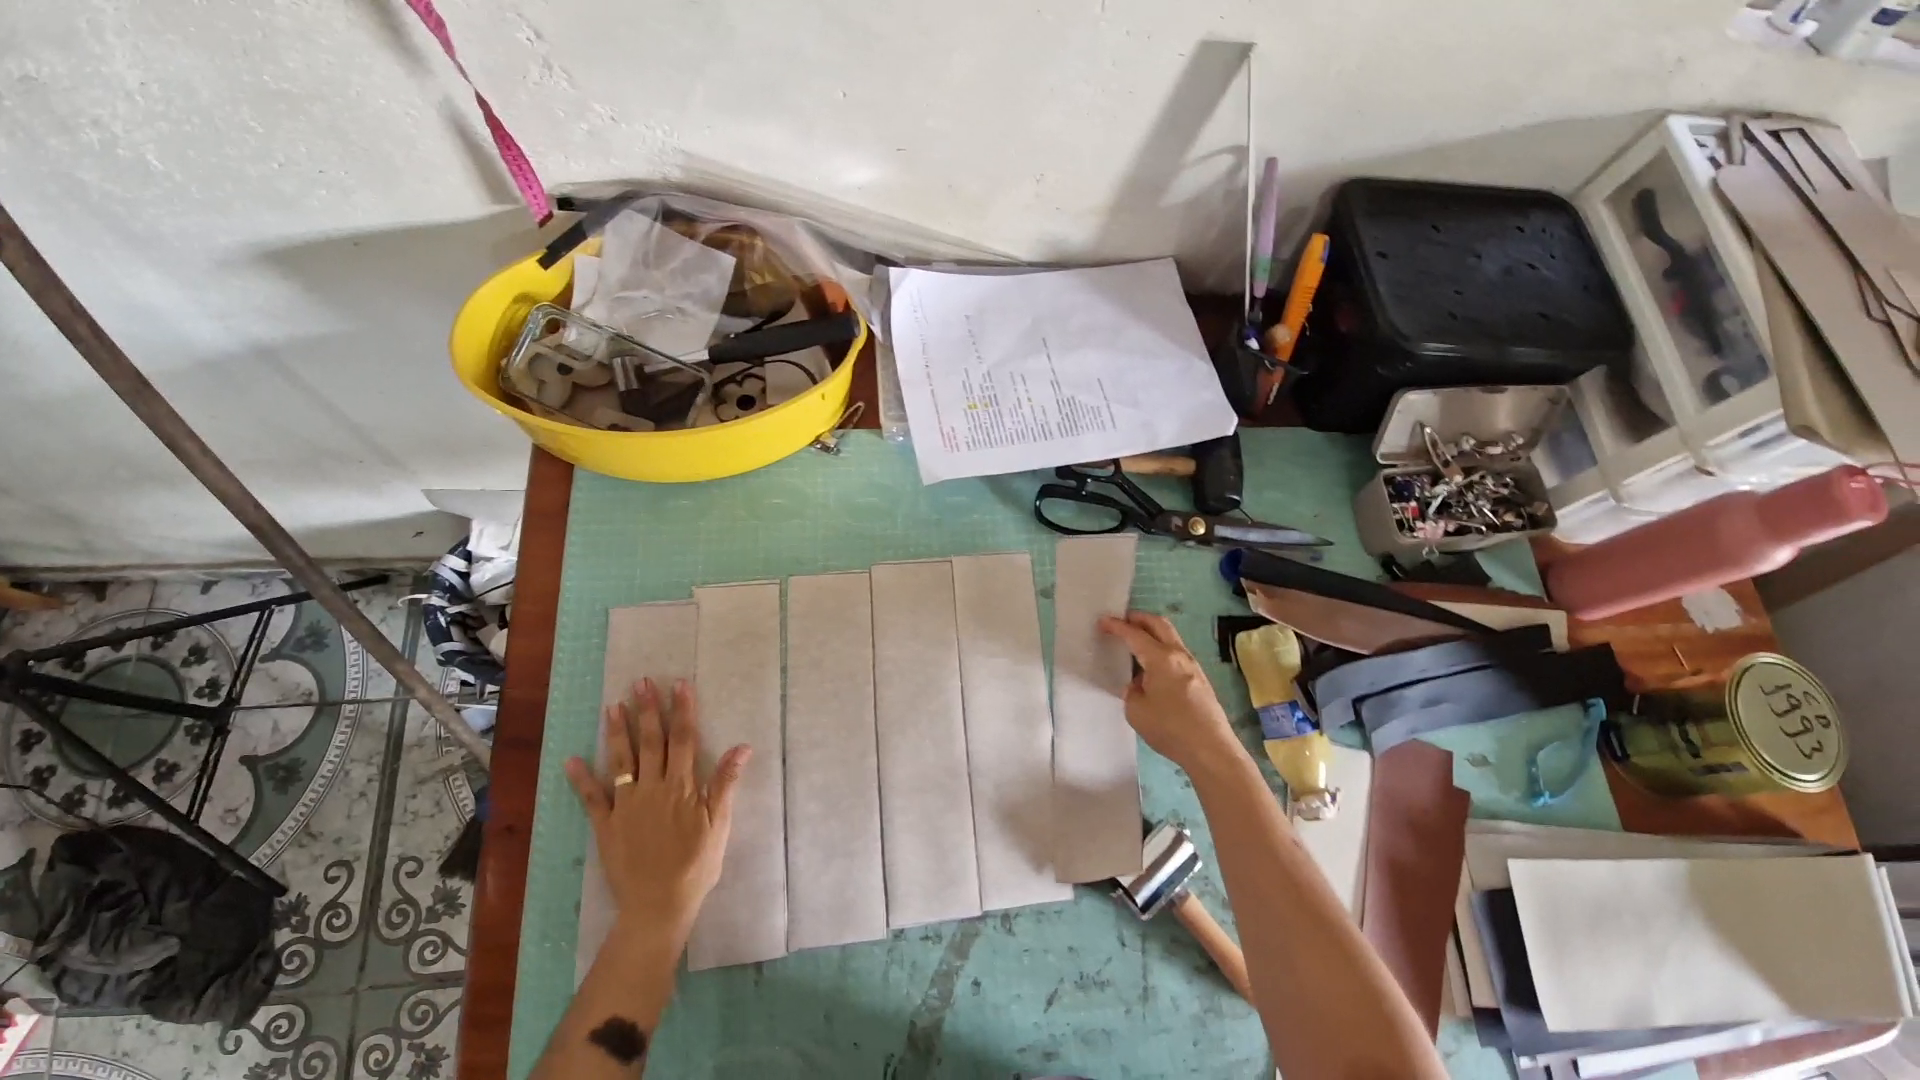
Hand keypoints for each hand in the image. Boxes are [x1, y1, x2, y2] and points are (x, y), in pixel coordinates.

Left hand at [564, 679, 750, 942]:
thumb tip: (743, 746)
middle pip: (651, 742)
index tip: (679, 684)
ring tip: (613, 707)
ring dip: (617, 733)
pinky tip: (572, 759)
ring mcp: (626, 806)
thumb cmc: (697, 865)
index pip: (684, 739)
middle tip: (641, 683)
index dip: (683, 710)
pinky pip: (591, 798)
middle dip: (647, 710)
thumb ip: (726, 784)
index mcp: (682, 787)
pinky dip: (581, 778)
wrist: (659, 905)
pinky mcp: (606, 825)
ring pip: (622, 761)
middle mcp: (653, 788)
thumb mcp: (720, 824)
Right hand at [1099, 612, 1239, 772]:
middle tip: (1122, 622)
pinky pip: (1177, 653)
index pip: (1135, 635)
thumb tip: (1139, 684)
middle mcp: (1179, 655)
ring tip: (1135, 643)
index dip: (1117, 626)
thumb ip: (1132, 691)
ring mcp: (1193, 666)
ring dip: (1152, 633)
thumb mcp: (1136, 711)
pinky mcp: (1200, 679)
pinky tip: (1152, 667)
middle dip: (1139, 619)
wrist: (1210, 749)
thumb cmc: (1170, 728)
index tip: (1102, 621)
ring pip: (1171, 637)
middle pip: (1159, 624)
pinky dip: (1161, 649)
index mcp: (1161, 659)